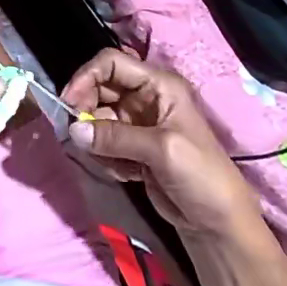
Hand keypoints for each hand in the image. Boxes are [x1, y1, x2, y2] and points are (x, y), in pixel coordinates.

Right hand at [63, 48, 263, 240]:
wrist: (217, 222)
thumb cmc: (200, 175)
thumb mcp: (161, 150)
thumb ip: (116, 137)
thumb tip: (73, 130)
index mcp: (159, 85)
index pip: (111, 63)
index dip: (86, 76)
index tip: (68, 103)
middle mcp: (146, 98)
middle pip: (99, 89)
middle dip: (86, 111)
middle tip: (79, 137)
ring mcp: (138, 124)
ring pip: (97, 118)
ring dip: (96, 140)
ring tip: (113, 163)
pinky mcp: (132, 148)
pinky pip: (103, 142)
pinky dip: (104, 156)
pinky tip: (125, 174)